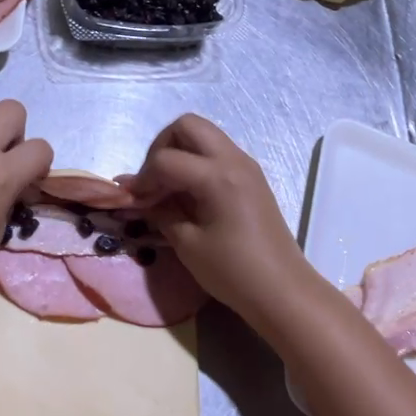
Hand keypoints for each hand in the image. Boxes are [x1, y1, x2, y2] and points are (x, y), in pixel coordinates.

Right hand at [124, 114, 311, 319]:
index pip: (166, 159)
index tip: (133, 201)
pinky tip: (187, 194)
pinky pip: (216, 151)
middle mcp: (233, 159)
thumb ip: (160, 212)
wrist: (282, 290)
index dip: (143, 178)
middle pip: (187, 125)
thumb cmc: (233, 271)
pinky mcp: (250, 176)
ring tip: (167, 188)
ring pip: (203, 134)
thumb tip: (135, 197)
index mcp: (218, 175)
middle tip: (152, 180)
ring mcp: (245, 164)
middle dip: (161, 146)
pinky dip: (196, 162)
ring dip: (180, 152)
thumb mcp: (187, 243)